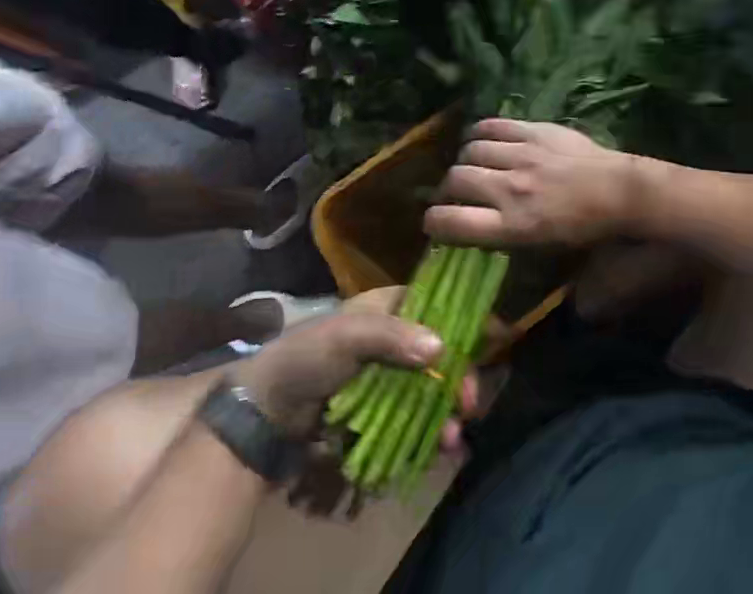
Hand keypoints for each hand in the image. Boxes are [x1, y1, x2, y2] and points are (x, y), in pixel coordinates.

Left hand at [230, 289, 462, 435]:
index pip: (437, 305)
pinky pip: (415, 416)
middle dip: (459, 378)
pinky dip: (430, 431)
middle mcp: (395, 338)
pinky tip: (441, 448)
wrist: (264, 410)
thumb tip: (441, 347)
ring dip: (447, 411)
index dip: (463, 322)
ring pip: (432, 388)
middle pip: (441, 352)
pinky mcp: (381, 409)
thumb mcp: (346, 337)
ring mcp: (389, 376)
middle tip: (469, 404)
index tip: (488, 343)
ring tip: (453, 438)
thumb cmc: (306, 358)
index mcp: (388, 308)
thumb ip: (392, 337)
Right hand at [424, 119, 645, 250]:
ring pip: (470, 150)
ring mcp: (521, 156)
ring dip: (464, 159)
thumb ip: (503, 240)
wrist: (620, 191)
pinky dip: (478, 132)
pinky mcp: (533, 131)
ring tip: (472, 165)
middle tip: (456, 193)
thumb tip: (472, 236)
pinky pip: (491, 125)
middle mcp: (510, 189)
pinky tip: (481, 140)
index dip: (433, 221)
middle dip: (448, 188)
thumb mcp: (542, 248)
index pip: (452, 221)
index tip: (434, 221)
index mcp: (513, 225)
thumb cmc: (585, 228)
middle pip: (456, 180)